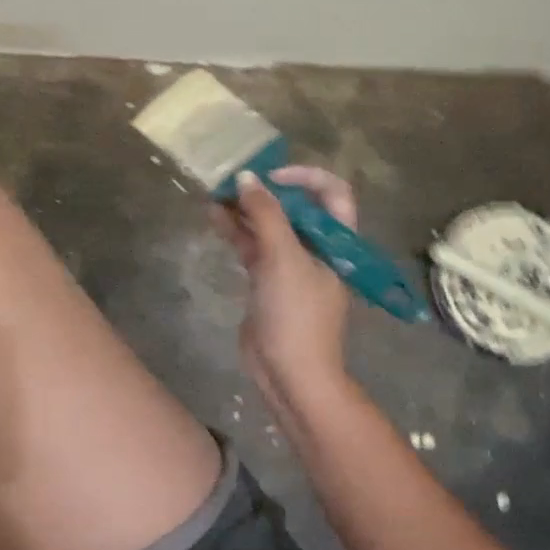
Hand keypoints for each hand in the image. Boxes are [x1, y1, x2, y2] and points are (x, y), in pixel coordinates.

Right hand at [210, 167, 355, 403]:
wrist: (290, 373)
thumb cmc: (297, 314)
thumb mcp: (283, 259)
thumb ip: (266, 215)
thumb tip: (246, 178)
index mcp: (336, 241)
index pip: (333, 193)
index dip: (305, 176)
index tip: (271, 176)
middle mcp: (316, 247)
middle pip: (295, 207)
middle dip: (265, 190)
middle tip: (233, 178)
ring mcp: (289, 264)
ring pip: (268, 225)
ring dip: (244, 208)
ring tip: (215, 191)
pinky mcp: (265, 280)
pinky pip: (251, 245)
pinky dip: (234, 230)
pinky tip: (212, 216)